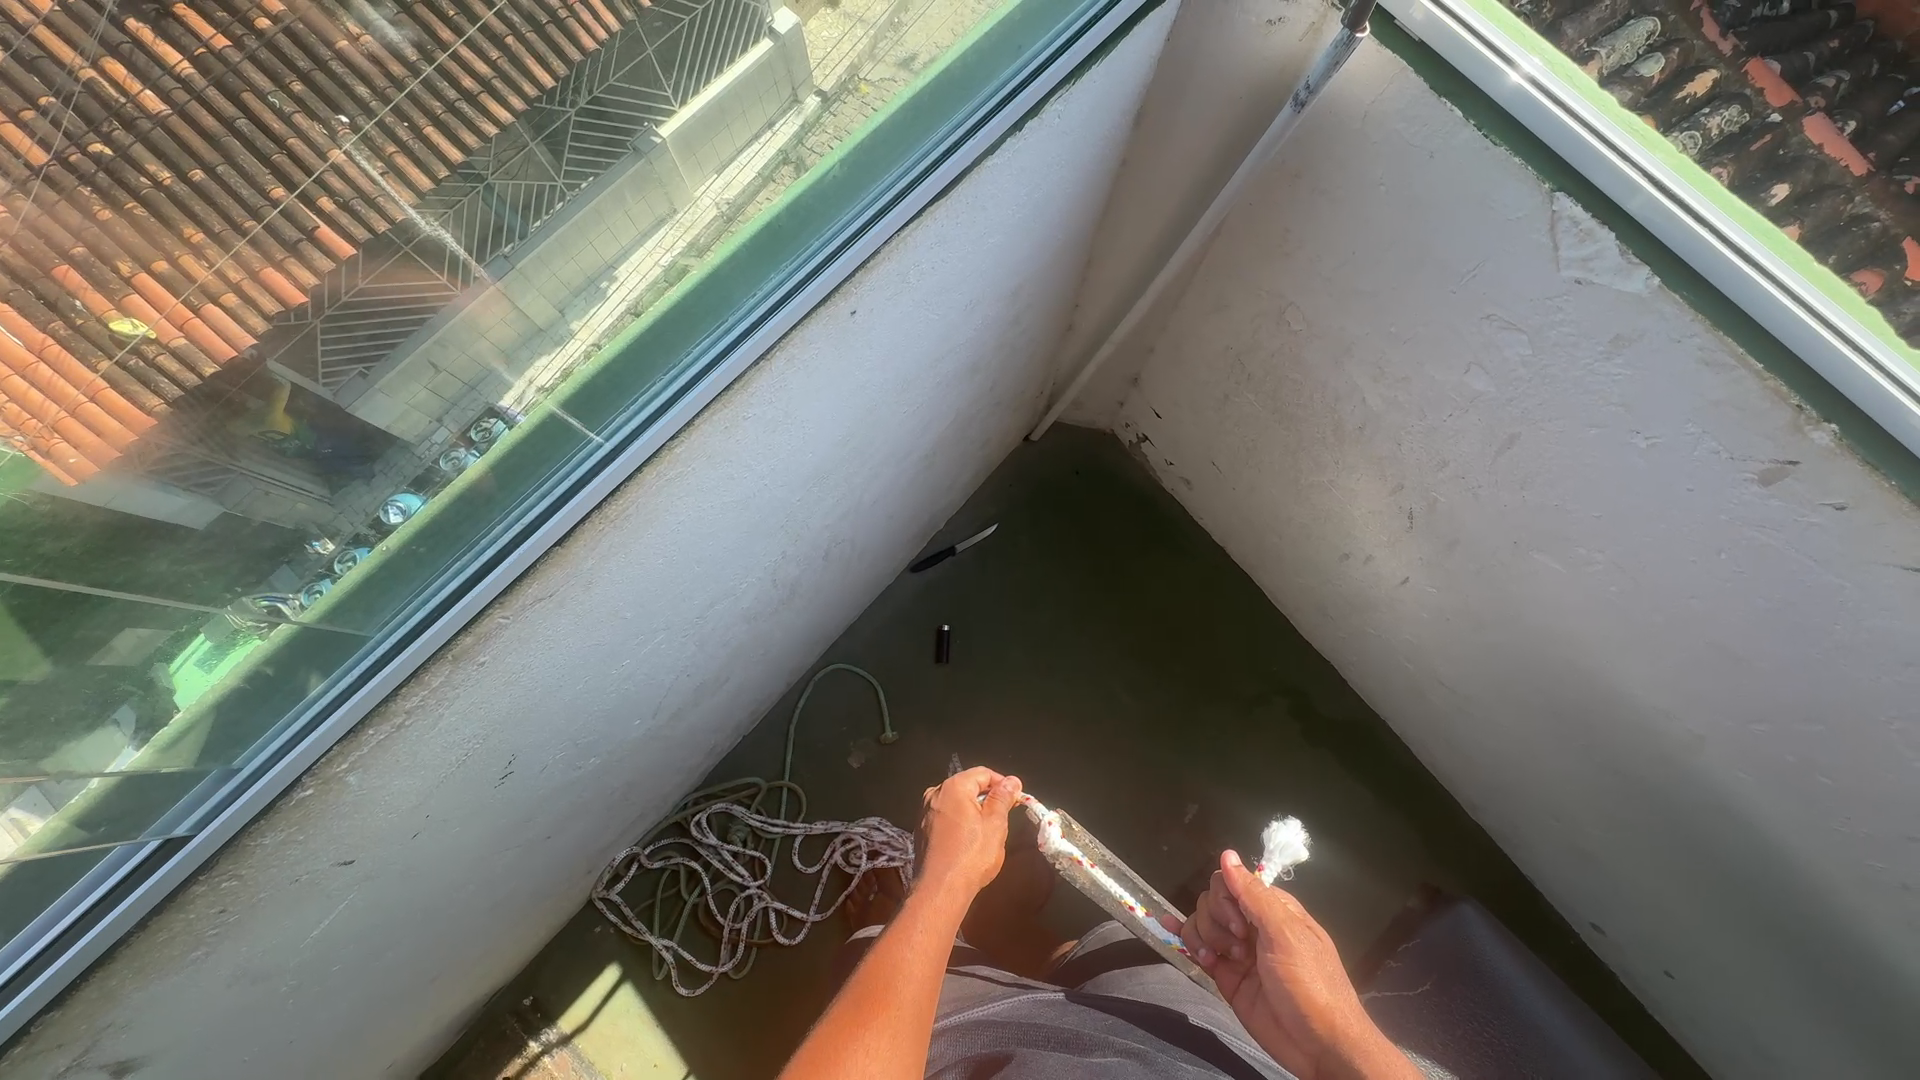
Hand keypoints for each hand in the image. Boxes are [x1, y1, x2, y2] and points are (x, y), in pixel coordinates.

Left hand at [917, 767, 1022, 899]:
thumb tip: (1012, 780)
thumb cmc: (971, 855)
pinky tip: (968, 841)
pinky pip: (946, 817)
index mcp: (953, 787)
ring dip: (973, 811)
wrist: (940, 890)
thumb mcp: (995, 824)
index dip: (1003, 784)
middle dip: (988, 798)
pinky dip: (959, 822)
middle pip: (968, 786)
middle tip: (1004, 816)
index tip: (1016, 799)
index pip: (983, 773)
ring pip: (956, 802)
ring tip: (988, 831)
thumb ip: (1002, 798)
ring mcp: (925, 812)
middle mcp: (935, 794)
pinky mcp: (922, 830)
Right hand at [1179, 850, 1419, 1079]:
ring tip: (1221, 961)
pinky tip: (1170, 930)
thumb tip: (1227, 854)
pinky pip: (1198, 948)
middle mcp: (1252, 925)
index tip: (1239, 924)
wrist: (1320, 1048)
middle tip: (1240, 948)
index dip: (1226, 898)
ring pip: (1201, 922)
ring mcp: (1237, 951)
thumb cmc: (1311, 985)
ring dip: (1204, 936)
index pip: (1231, 882)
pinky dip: (1185, 939)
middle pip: (1212, 901)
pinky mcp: (1225, 976)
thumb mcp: (1286, 935)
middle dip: (1217, 920)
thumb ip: (1252, 895)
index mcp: (1272, 910)